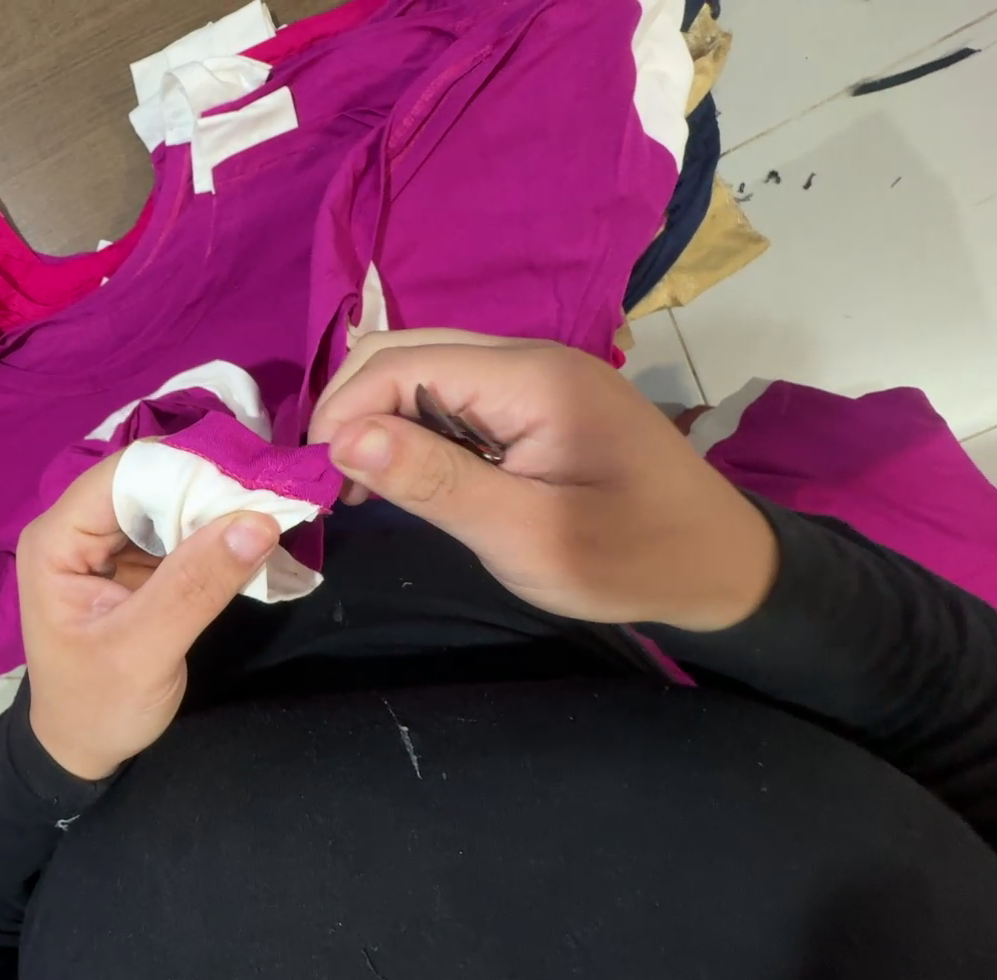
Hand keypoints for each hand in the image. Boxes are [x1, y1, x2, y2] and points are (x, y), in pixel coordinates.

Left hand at [16, 455, 280, 779]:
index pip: (124, 474)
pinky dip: (213, 533)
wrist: (81, 747)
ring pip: (166, 501)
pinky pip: (175, 530)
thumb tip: (259, 520)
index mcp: (56, 541)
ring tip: (276, 510)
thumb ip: (196, 585)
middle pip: (148, 481)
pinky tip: (254, 537)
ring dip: (217, 507)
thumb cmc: (97, 706)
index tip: (256, 477)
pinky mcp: (130, 562)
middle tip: (276, 493)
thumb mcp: (144, 651)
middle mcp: (74, 529)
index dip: (189, 467)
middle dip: (209, 485)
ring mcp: (103, 543)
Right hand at [308, 330, 777, 631]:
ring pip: (413, 366)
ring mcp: (525, 375)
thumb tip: (343, 439)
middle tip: (334, 481)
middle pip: (398, 350)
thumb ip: (435, 482)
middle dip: (348, 409)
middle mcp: (523, 358)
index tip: (320, 481)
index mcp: (530, 379)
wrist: (720, 568)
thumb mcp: (526, 535)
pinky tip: (397, 470)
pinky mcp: (523, 400)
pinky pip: (439, 391)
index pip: (399, 363)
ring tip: (358, 482)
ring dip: (369, 416)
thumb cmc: (628, 558)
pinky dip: (399, 425)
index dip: (342, 413)